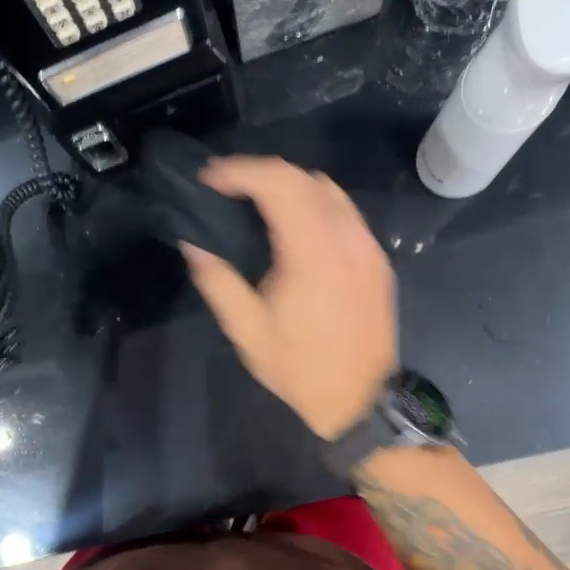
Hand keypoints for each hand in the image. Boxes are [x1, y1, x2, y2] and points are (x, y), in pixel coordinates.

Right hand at [180, 157, 397, 440]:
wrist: (359, 398)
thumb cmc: (299, 368)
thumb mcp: (248, 331)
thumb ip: (218, 281)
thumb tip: (192, 244)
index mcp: (312, 252)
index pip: (278, 183)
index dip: (239, 171)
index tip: (209, 180)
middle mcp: (346, 237)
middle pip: (303, 177)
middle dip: (261, 174)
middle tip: (226, 190)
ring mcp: (367, 246)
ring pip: (329, 190)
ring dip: (290, 186)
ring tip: (257, 205)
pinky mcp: (377, 259)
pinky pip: (345, 212)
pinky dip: (314, 205)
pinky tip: (294, 229)